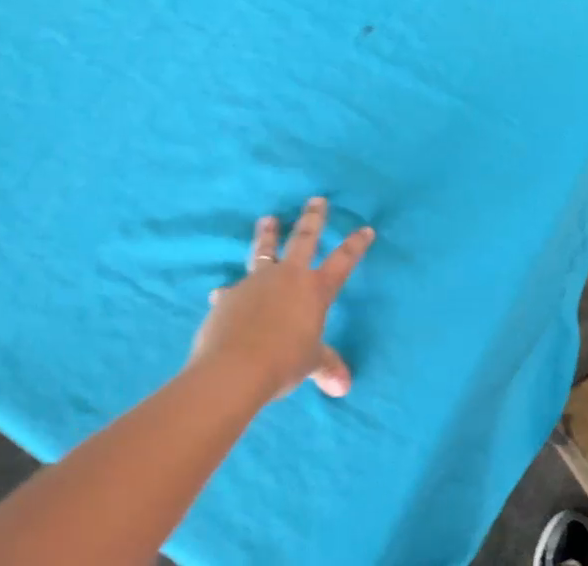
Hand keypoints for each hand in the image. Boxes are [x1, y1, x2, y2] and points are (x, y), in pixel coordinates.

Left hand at [192, 197, 373, 400]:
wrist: (234, 369)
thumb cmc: (283, 362)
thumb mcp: (310, 364)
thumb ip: (326, 367)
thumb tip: (343, 387)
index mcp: (315, 289)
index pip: (343, 261)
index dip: (356, 245)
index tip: (366, 228)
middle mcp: (287, 277)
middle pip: (303, 239)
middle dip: (312, 218)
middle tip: (316, 199)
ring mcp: (256, 283)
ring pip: (263, 251)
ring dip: (266, 235)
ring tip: (266, 219)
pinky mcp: (229, 297)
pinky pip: (232, 291)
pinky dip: (231, 293)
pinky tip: (222, 297)